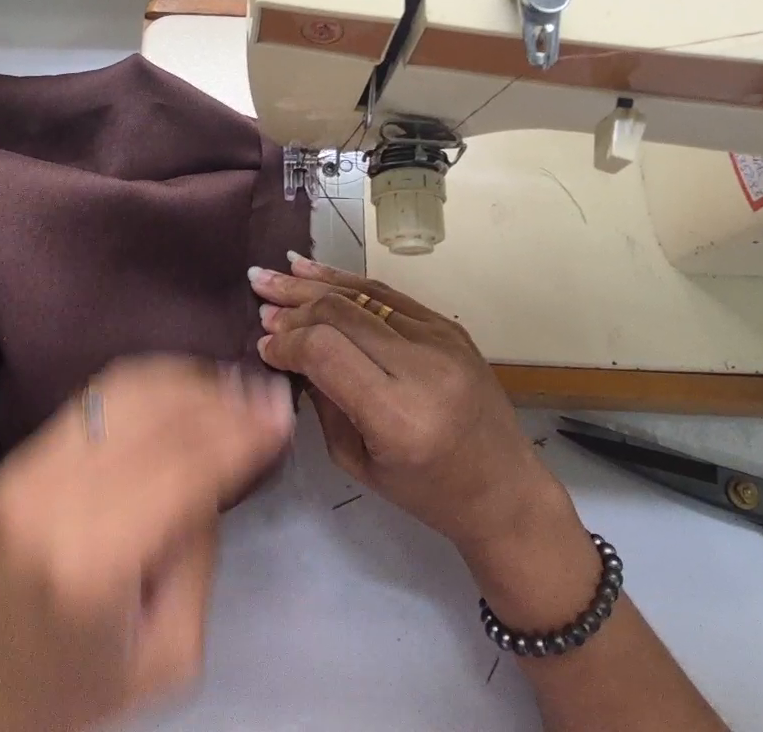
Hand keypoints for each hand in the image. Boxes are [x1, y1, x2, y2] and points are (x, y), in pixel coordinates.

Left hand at [0, 356, 294, 731]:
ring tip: (230, 385)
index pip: (184, 468)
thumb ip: (197, 557)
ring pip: (124, 393)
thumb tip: (215, 475)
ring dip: (185, 381)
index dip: (240, 434)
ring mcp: (29, 469)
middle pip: (157, 418)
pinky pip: (95, 400)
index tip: (282, 414)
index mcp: (95, 559)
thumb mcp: (167, 655)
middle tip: (267, 395)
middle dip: (221, 400)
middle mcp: (56, 497)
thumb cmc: (70, 692)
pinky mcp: (18, 458)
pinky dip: (147, 385)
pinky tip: (180, 390)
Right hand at [252, 257, 593, 613]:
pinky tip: (313, 272)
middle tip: (258, 296)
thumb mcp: (358, 460)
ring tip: (274, 274)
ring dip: (314, 283)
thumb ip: (323, 401)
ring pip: (364, 295)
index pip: (326, 352)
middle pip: (342, 315)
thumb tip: (289, 350)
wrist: (504, 488)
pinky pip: (389, 295)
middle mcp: (423, 370)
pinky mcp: (450, 328)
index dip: (287, 342)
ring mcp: (443, 342)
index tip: (263, 346)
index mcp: (398, 415)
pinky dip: (349, 282)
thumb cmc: (427, 492)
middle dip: (294, 305)